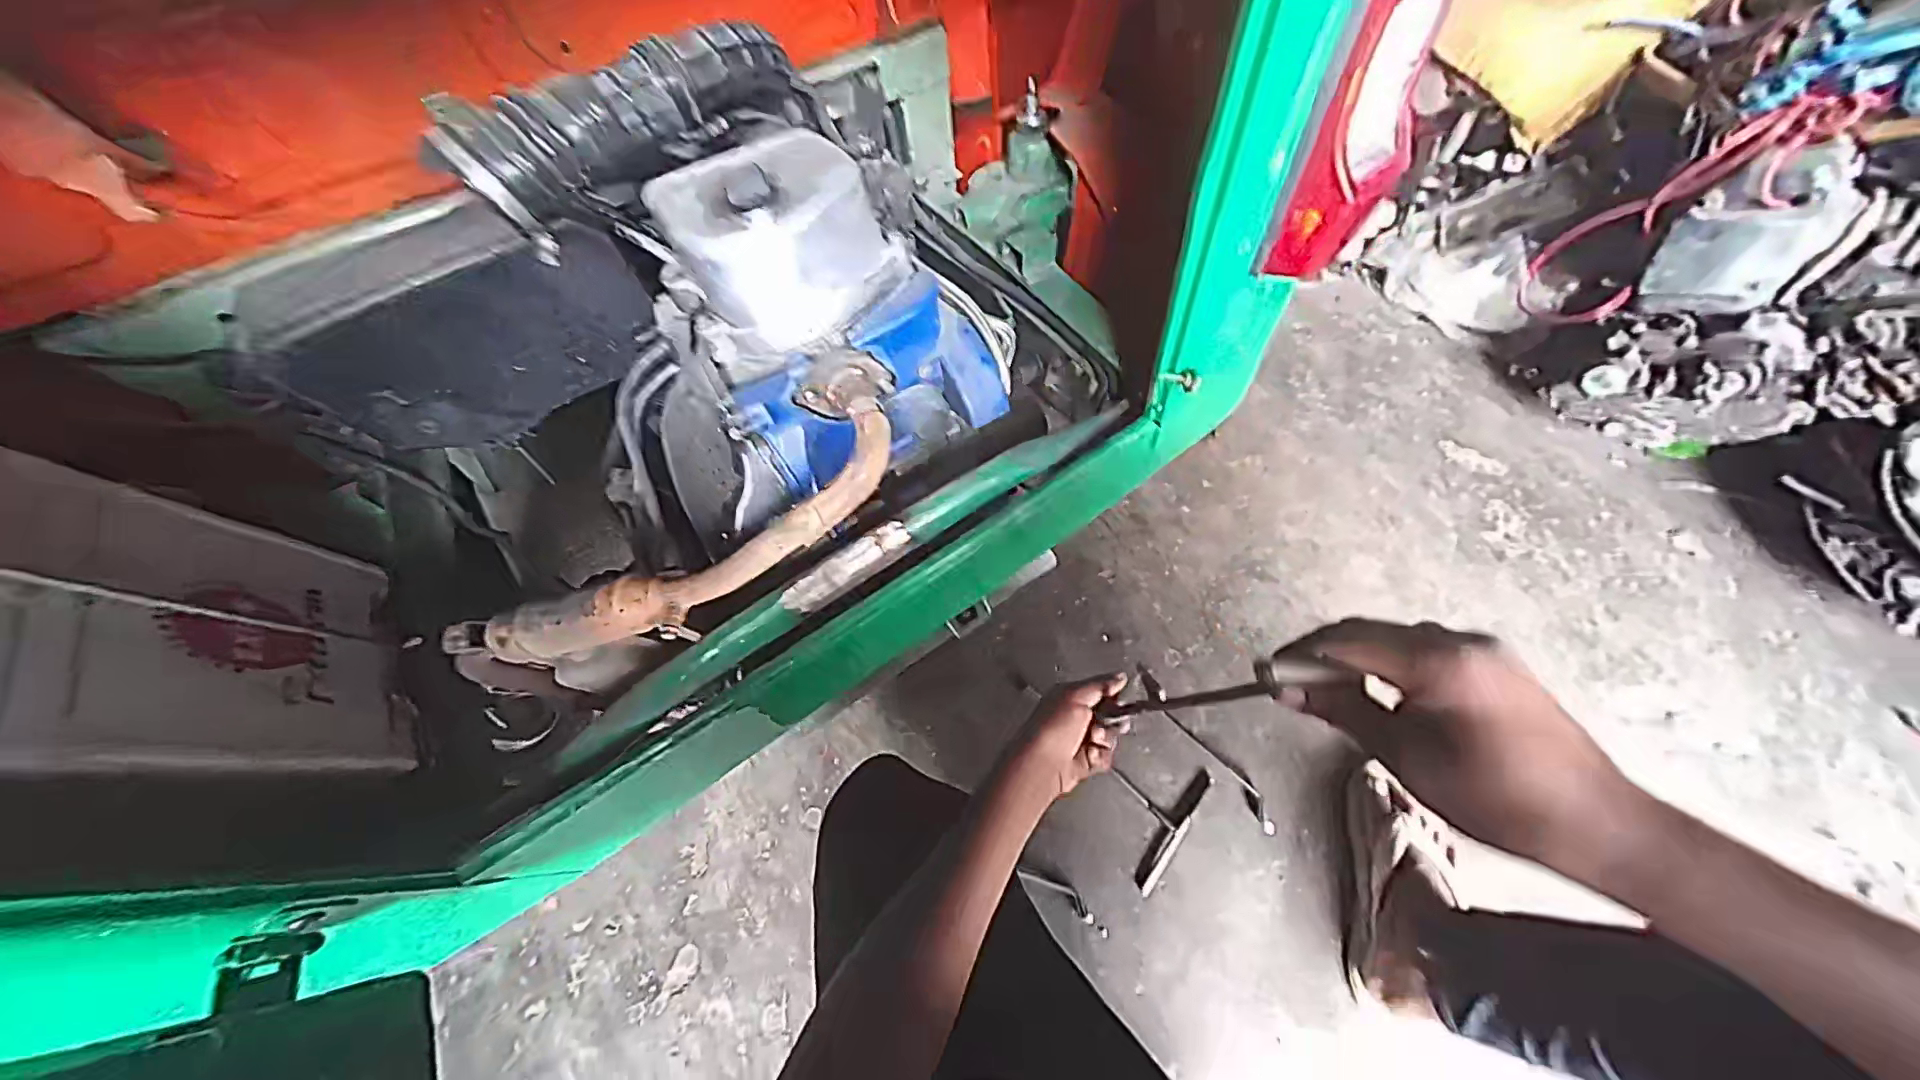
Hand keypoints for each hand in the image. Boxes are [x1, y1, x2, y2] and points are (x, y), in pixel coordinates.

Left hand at [994, 675, 1129, 801]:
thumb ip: (1100, 685)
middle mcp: (1076, 717)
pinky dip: (1101, 756)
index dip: (1114, 695)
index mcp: (1070, 697)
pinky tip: (1090, 756)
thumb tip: (1120, 676)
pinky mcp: (1086, 760)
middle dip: (1113, 720)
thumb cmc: (1052, 727)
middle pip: (1111, 715)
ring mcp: (1081, 739)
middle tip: (1102, 723)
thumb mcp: (1075, 696)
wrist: (1042, 766)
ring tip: (1093, 740)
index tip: (1120, 700)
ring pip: (1111, 736)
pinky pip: (1106, 756)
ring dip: (1106, 739)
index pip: (1101, 690)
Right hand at [1277, 619, 1645, 872]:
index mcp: (1439, 661)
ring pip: (1394, 639)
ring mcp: (1482, 649)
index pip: (1347, 641)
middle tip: (1288, 683)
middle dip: (1322, 655)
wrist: (1600, 826)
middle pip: (1368, 632)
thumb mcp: (1406, 756)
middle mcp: (1461, 641)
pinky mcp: (1493, 665)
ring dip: (1354, 658)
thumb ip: (1344, 711)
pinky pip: (1422, 651)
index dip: (1300, 655)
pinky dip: (1386, 664)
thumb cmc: (1497, 799)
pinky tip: (1372, 689)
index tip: (1267, 673)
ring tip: (1324, 690)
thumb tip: (1290, 690)